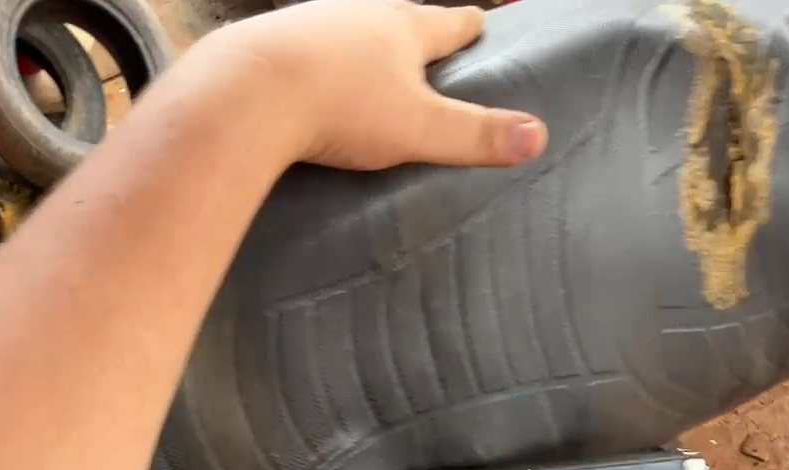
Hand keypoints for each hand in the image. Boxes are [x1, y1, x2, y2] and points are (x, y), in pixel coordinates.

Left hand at [192, 0, 547, 168]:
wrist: (251, 93)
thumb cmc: (342, 106)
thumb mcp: (417, 128)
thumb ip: (472, 136)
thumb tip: (537, 137)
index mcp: (401, 28)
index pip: (446, 23)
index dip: (465, 26)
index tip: (478, 21)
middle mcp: (357, 13)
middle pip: (395, 19)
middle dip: (410, 32)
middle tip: (420, 42)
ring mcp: (310, 24)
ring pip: (346, 30)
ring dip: (359, 45)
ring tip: (364, 65)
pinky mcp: (270, 46)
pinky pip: (303, 52)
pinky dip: (315, 64)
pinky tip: (309, 80)